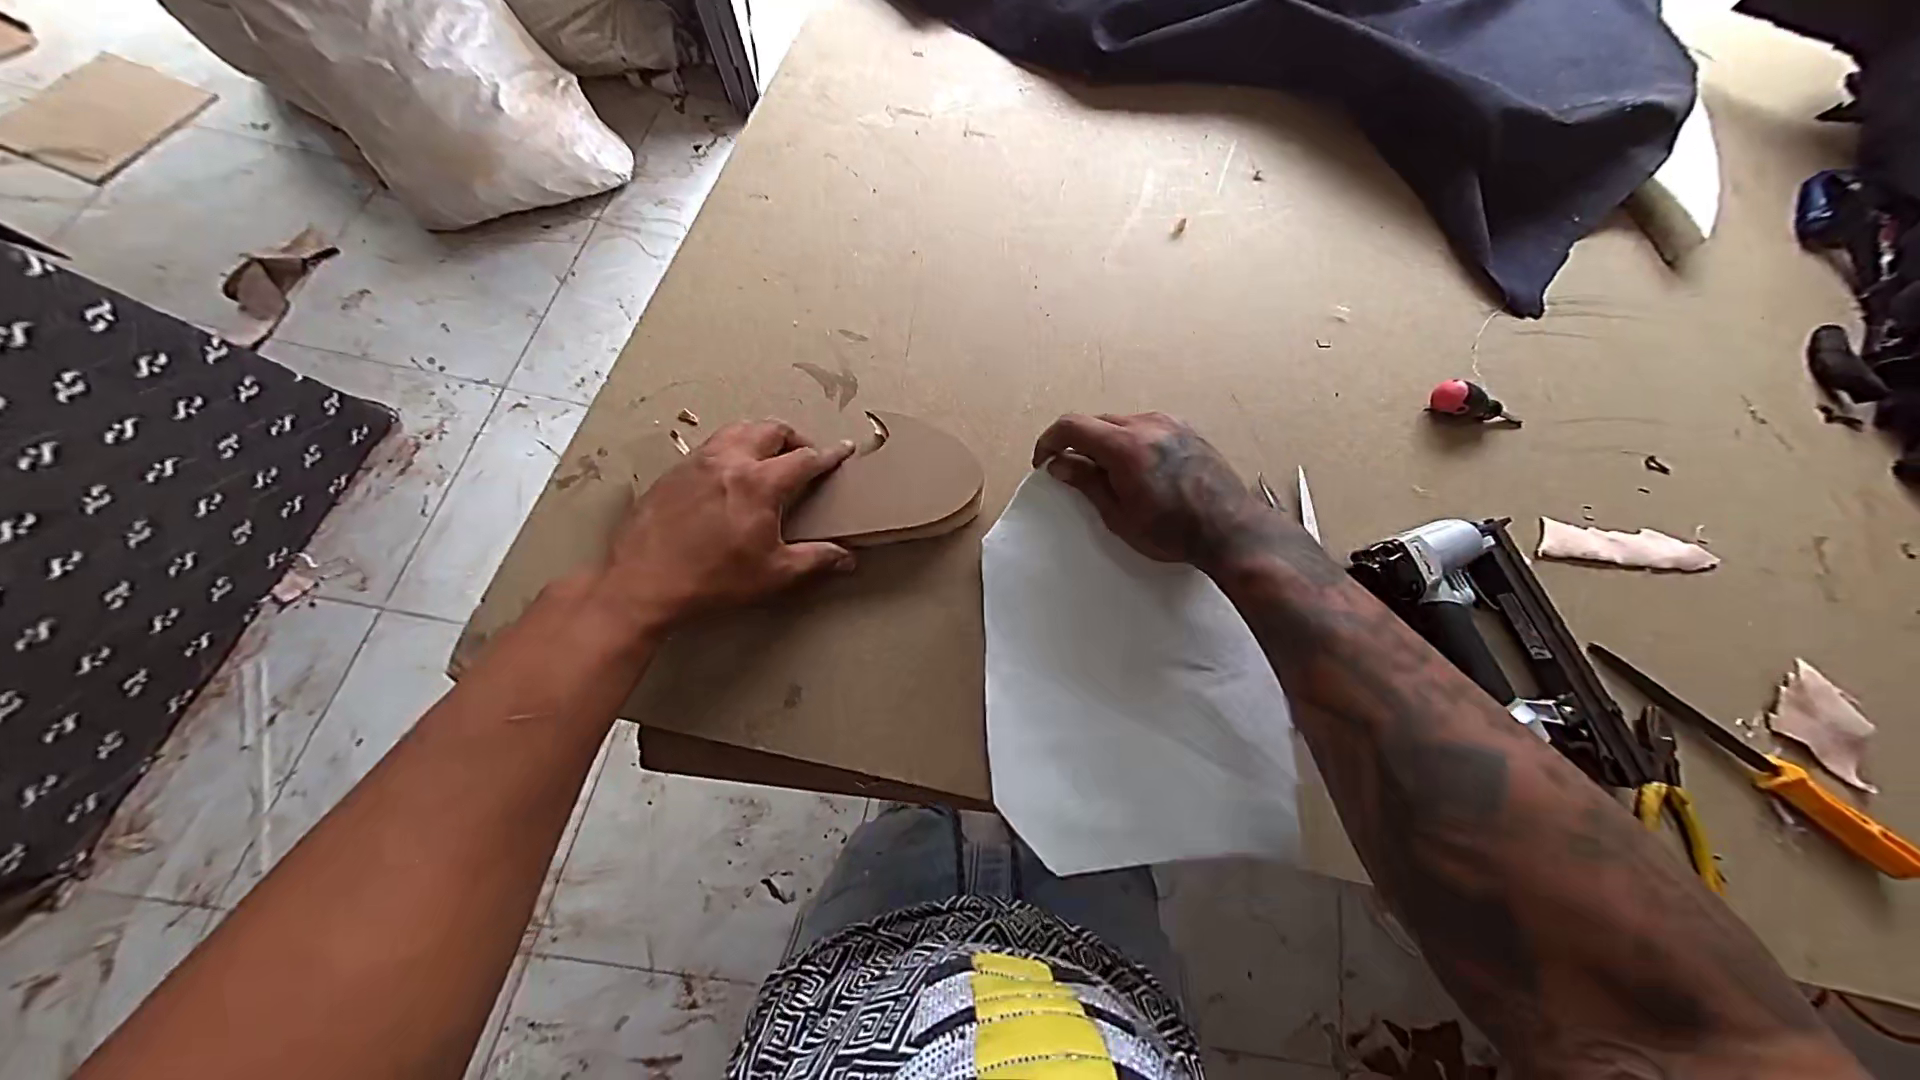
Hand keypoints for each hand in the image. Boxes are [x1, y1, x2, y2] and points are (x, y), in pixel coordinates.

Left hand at [594, 419, 855, 632]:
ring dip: (761, 437)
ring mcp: (697, 463)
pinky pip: (711, 446)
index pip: (805, 458)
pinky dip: (732, 449)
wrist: (643, 583)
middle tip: (805, 456)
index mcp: (758, 483)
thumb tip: (845, 558)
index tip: (842, 451)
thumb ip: (815, 560)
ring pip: (738, 430)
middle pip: (771, 430)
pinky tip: (731, 475)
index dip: (829, 455)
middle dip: (795, 438)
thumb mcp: (774, 574)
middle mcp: (728, 461)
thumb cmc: (710, 580)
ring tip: (770, 458)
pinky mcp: (674, 472)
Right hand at [1032, 412, 1298, 571]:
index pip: (1072, 426)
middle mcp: (1147, 425)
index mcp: (1125, 446)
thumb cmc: (1175, 531)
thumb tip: (1060, 464)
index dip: (1049, 441)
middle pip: (1096, 422)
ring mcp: (1170, 424)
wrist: (1229, 530)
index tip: (1044, 459)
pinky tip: (1135, 469)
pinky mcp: (1186, 430)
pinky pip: (1145, 427)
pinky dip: (1129, 441)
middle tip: (1072, 472)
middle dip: (1077, 444)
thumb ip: (1086, 482)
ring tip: (1108, 476)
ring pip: (1121, 423)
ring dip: (1105, 442)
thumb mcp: (1118, 514)